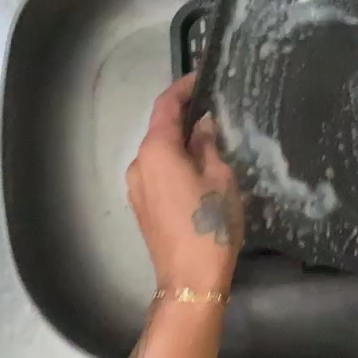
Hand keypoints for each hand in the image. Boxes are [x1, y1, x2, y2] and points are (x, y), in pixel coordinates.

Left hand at [126, 74, 242, 292]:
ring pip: (159, 153)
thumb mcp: (220, 177)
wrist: (190, 279)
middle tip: (214, 109)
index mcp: (156, 150)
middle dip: (185, 117)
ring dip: (181, 142)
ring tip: (212, 140)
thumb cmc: (210, 224)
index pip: (166, 106)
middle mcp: (139, 163)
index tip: (201, 77)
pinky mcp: (142, 206)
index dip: (183, 88)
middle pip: (160, 129)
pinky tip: (198, 168)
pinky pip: (158, 172)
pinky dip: (175, 162)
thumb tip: (204, 124)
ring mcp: (136, 187)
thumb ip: (209, 144)